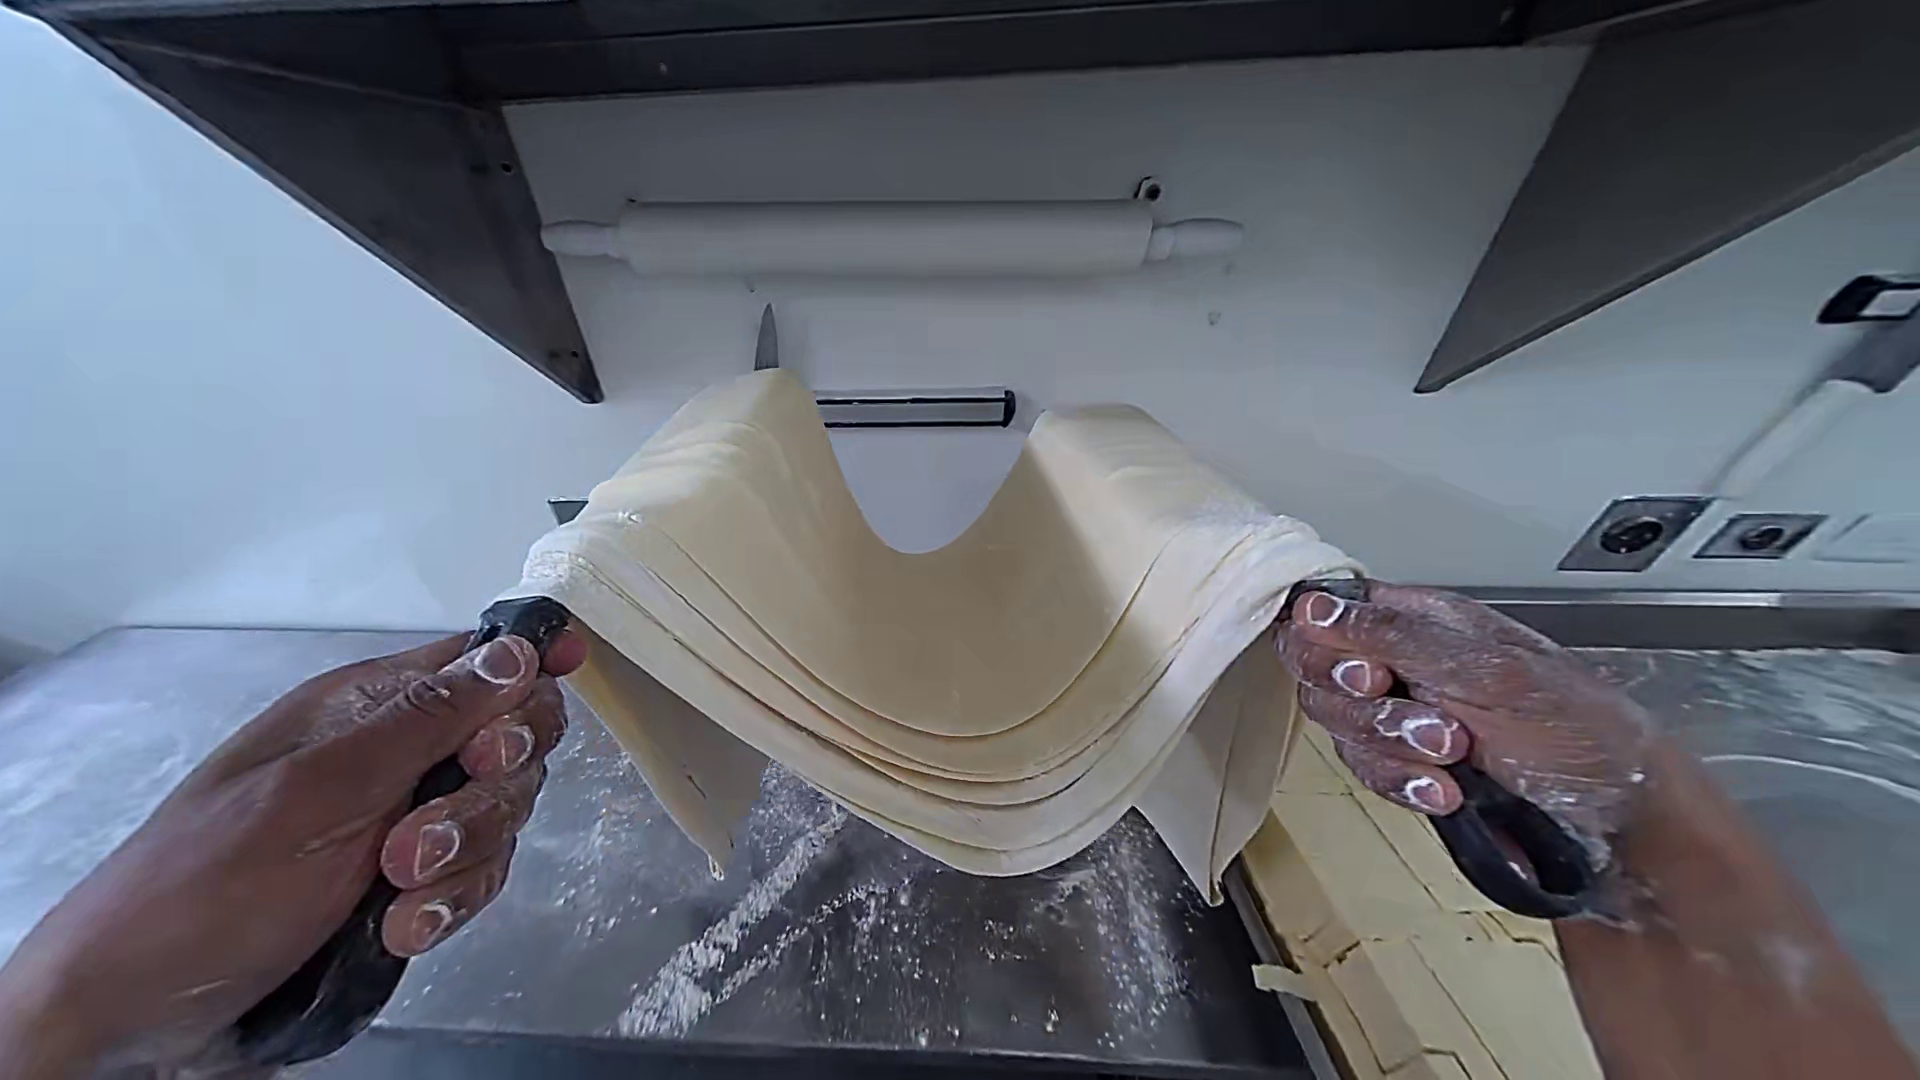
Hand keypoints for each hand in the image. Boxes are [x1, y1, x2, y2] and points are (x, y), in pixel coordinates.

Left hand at [0, 629, 586, 1076]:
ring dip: (468, 846)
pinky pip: (491, 866)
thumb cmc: (203, 888)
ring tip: (401, 886)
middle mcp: (411, 751)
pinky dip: (459, 896)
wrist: (133, 1037)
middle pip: (520, 730)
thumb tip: (518, 650)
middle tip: (449, 801)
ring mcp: (425, 814)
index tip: (574, 665)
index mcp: (375, 708)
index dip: (533, 656)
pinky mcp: (432, 875)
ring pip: (513, 803)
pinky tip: (408, 926)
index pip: (481, 659)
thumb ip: (425, 718)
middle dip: (498, 773)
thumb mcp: (313, 792)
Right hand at [1277, 581, 1651, 856]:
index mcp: (1412, 618)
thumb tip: (1311, 607)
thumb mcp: (1490, 671)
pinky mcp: (1391, 759)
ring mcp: (1386, 710)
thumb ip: (1393, 636)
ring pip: (1332, 719)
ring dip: (1388, 744)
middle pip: (1313, 668)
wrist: (1622, 827)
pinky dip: (1396, 780)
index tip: (1365, 673)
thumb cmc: (1577, 728)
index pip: (1322, 610)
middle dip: (1364, 704)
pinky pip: (1357, 764)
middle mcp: (1390, 657)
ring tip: (1452, 757)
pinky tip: (1441, 791)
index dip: (1322, 640)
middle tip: (1424, 722)